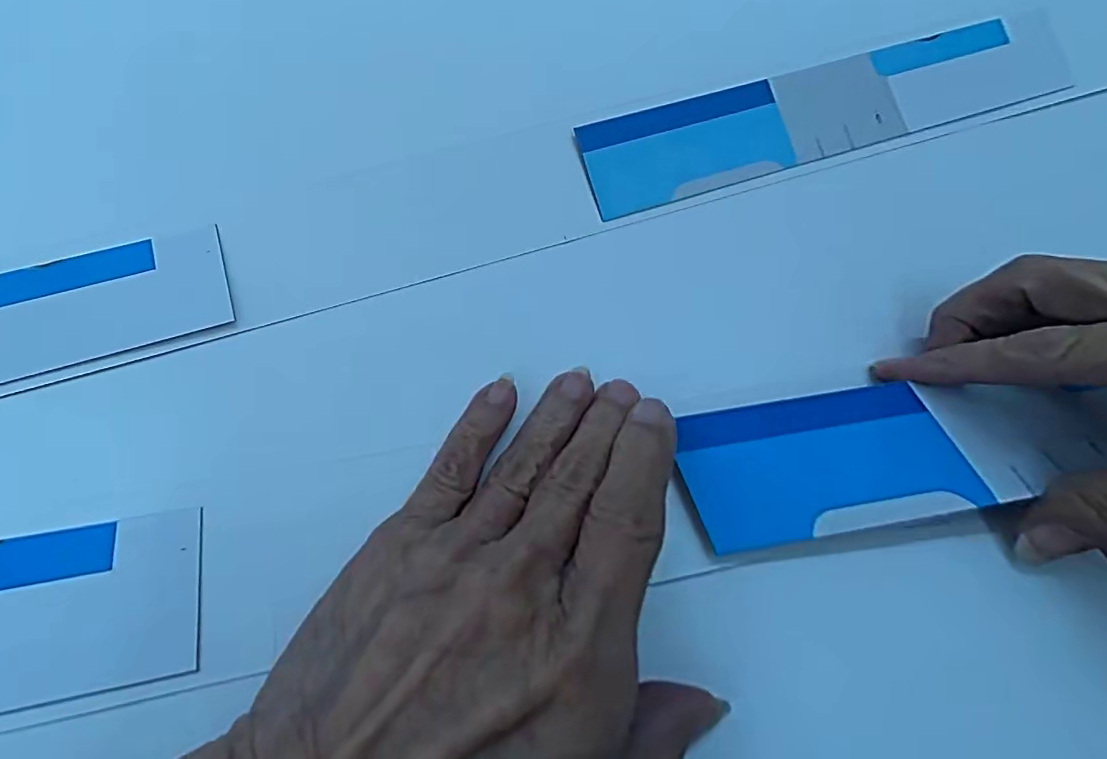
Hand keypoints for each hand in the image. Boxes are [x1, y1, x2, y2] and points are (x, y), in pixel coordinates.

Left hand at [186, 370, 724, 758]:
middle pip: (575, 484)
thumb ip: (645, 736)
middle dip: (603, 429)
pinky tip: (500, 394)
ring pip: (519, 468)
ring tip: (578, 383)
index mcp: (575, 646)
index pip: (626, 526)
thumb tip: (705, 699)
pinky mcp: (401, 539)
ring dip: (552, 419)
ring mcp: (456, 553)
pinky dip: (476, 426)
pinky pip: (449, 469)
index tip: (654, 420)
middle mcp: (520, 583)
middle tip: (622, 390)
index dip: (645, 463)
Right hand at [871, 254, 1106, 560]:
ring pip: (1075, 277)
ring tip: (984, 358)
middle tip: (941, 359)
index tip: (900, 370)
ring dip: (1008, 311)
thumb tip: (1036, 533)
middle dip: (974, 313)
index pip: (1055, 346)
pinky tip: (1059, 362)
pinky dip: (1054, 320)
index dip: (965, 361)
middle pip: (1049, 277)